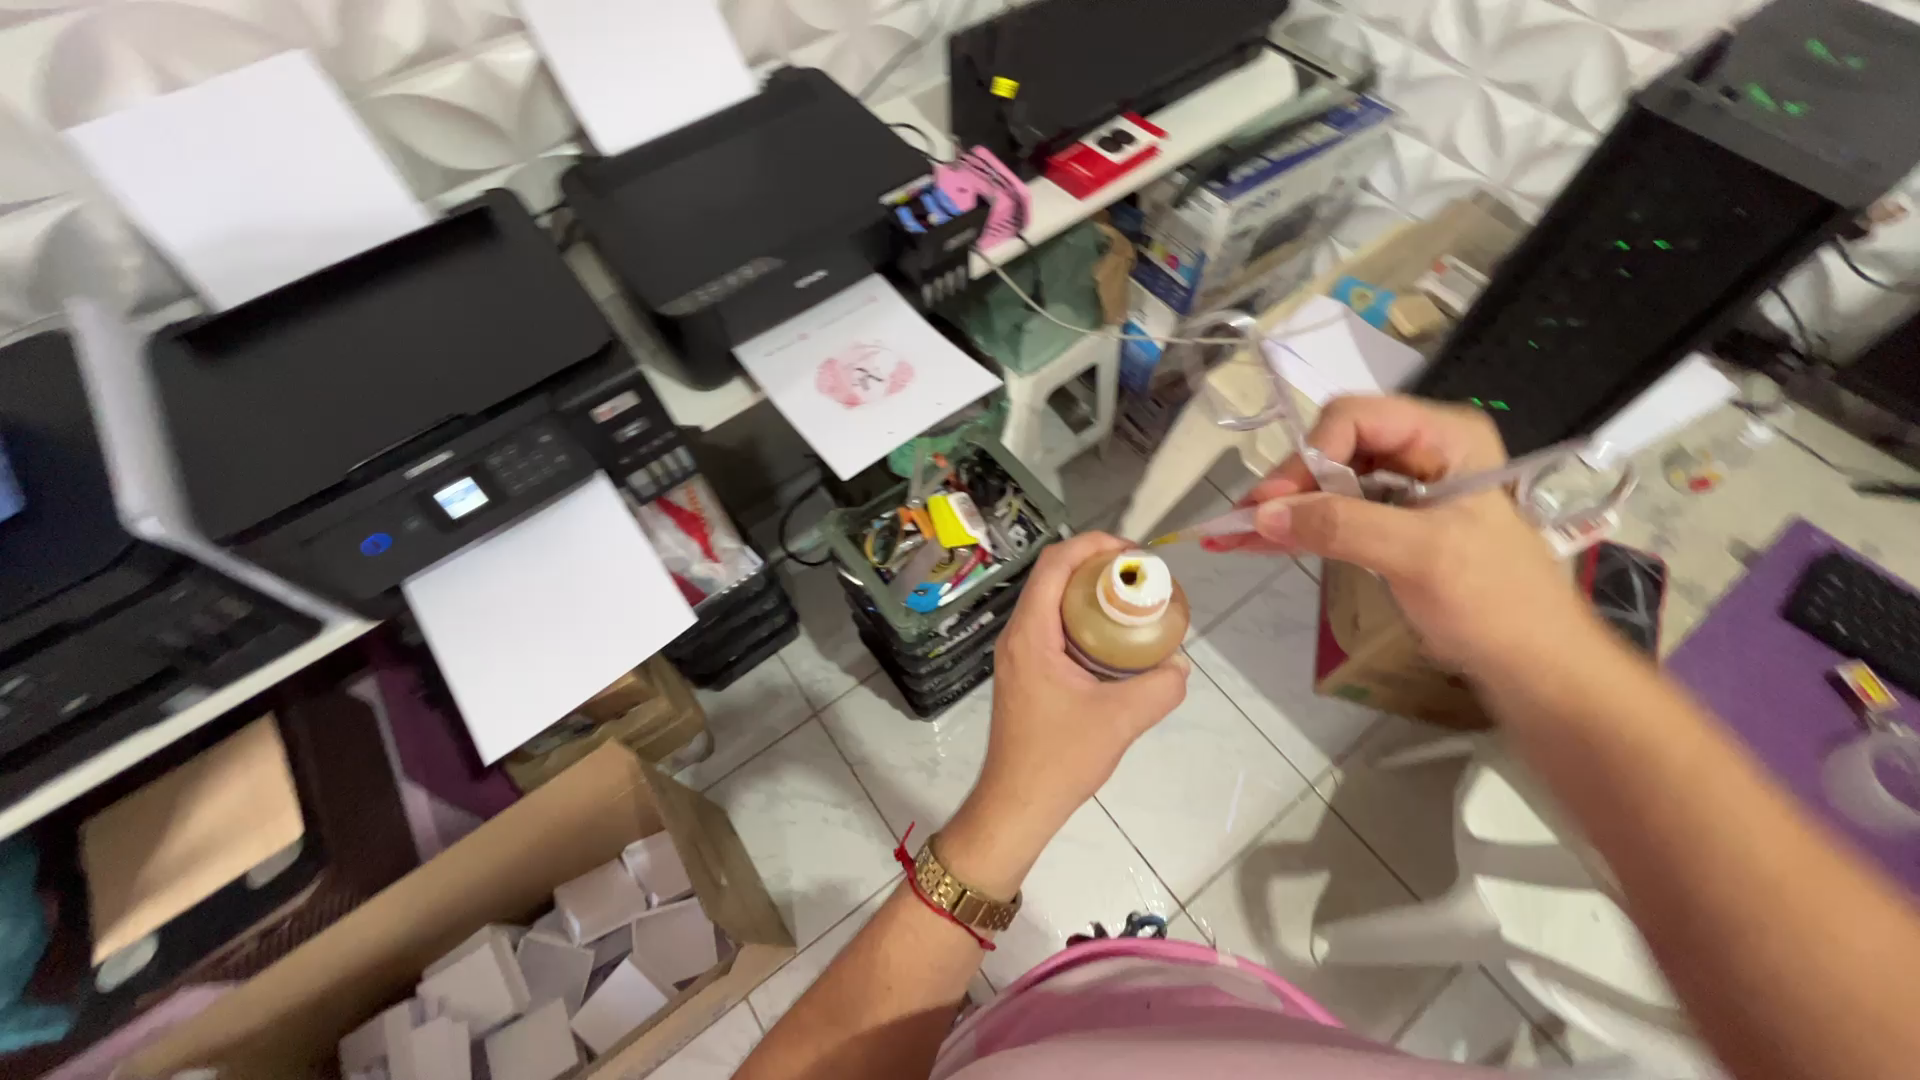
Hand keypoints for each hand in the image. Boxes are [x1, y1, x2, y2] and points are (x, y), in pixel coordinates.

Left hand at [937, 532, 1188, 896]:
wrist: (1016, 803)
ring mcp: (1017, 654)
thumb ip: (1158, 689)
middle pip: (1053, 577)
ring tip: (1131, 602)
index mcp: (1030, 634)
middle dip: (1097, 565)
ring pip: (1052, 602)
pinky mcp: (1024, 672)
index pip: (1055, 564)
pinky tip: (1113, 641)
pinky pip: (1052, 627)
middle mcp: (1017, 635)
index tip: (1134, 552)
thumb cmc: (1059, 759)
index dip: (1094, 545)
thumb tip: (1179, 665)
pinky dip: (1082, 620)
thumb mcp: (1119, 721)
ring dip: (1089, 593)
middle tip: (1140, 576)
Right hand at [1208, 396, 1598, 674]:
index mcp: (1444, 436)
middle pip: (1331, 447)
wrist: (1532, 662)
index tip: (1270, 504)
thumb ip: (1341, 526)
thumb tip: (1260, 513)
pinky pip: (1329, 513)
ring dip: (1279, 508)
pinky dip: (1292, 528)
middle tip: (1242, 522)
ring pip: (1323, 481)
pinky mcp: (1387, 521)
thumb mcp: (1419, 556)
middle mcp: (1420, 449)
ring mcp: (1402, 487)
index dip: (1306, 456)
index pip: (1354, 420)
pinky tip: (1252, 543)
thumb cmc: (1495, 602)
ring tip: (1229, 535)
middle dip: (1285, 485)